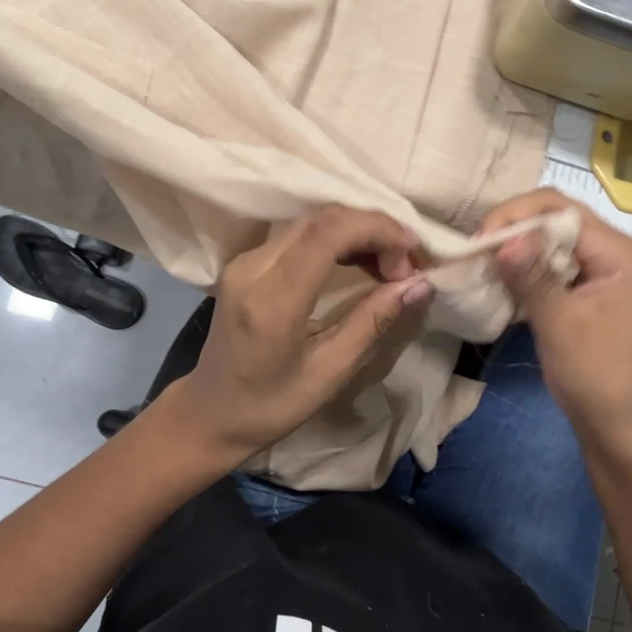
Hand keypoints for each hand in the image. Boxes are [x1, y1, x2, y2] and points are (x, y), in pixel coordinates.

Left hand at [163, 206, 432, 456]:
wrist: (211, 413)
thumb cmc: (270, 406)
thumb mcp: (330, 372)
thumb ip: (373, 321)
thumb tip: (420, 284)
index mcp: (273, 299)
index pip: (329, 232)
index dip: (378, 231)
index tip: (412, 259)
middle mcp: (254, 268)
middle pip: (323, 218)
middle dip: (375, 230)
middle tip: (407, 267)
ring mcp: (246, 261)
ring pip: (313, 221)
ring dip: (359, 233)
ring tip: (390, 267)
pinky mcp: (246, 263)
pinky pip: (300, 235)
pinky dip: (339, 239)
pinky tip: (361, 263)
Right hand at [481, 190, 631, 430]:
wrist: (616, 422)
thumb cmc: (594, 373)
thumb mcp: (559, 322)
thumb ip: (532, 275)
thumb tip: (503, 238)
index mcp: (620, 251)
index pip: (562, 210)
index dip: (516, 217)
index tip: (479, 241)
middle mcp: (616, 251)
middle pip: (557, 219)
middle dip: (514, 230)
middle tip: (477, 251)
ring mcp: (603, 270)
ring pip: (552, 241)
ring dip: (518, 249)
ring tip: (483, 264)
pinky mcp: (589, 289)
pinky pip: (554, 264)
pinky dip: (527, 269)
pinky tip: (502, 281)